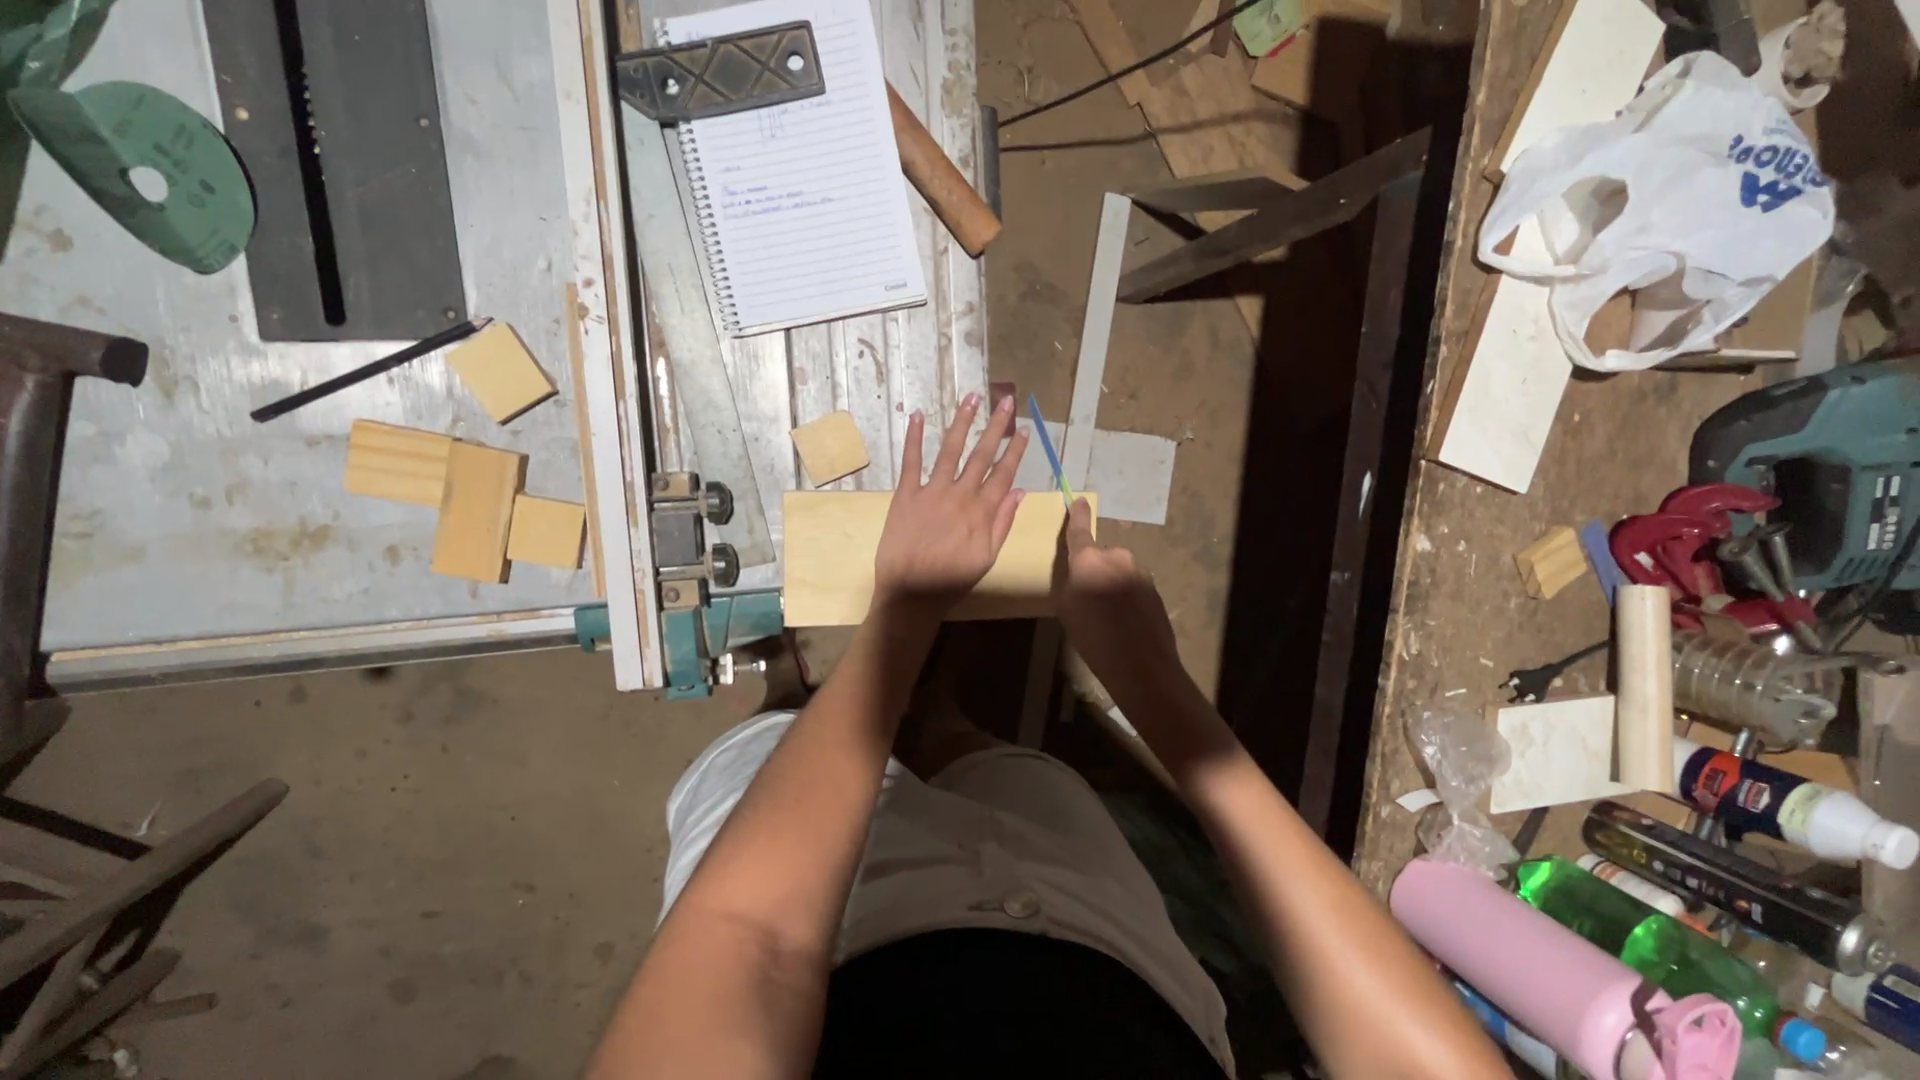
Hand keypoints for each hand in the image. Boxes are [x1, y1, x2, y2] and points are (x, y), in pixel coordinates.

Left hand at [872, 393, 1027, 615]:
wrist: (911, 592)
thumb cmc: (951, 580)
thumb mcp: (987, 557)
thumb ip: (1003, 523)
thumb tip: (1019, 492)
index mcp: (982, 511)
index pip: (1003, 473)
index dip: (1015, 451)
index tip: (1024, 430)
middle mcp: (960, 495)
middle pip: (982, 454)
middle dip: (996, 427)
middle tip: (1006, 401)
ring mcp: (932, 491)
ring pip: (950, 450)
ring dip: (962, 422)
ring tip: (972, 397)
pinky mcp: (906, 494)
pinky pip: (911, 461)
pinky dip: (914, 438)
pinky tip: (918, 416)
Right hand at [1058, 497, 1183, 694]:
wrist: (1139, 663)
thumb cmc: (1093, 636)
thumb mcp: (1067, 609)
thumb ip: (1072, 582)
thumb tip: (1080, 575)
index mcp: (1089, 560)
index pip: (1079, 531)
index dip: (1077, 515)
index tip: (1079, 500)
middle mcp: (1117, 558)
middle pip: (1102, 556)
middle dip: (1096, 569)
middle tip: (1088, 597)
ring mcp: (1139, 573)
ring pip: (1119, 571)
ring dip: (1113, 584)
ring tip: (1107, 616)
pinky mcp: (1154, 589)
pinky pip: (1133, 586)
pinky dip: (1127, 597)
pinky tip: (1124, 622)